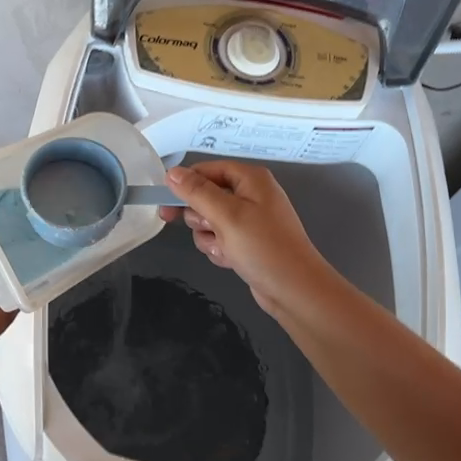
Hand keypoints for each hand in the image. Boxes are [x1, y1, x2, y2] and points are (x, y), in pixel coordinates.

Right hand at [160, 161, 343, 323]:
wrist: (295, 290)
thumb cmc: (263, 248)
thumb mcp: (226, 216)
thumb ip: (197, 192)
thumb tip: (171, 173)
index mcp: (250, 179)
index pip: (206, 170)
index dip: (184, 185)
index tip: (165, 205)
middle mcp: (250, 194)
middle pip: (205, 196)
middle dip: (200, 217)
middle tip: (208, 229)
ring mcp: (249, 219)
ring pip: (208, 221)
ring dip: (209, 237)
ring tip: (225, 249)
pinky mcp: (247, 242)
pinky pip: (219, 239)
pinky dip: (219, 249)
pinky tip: (231, 260)